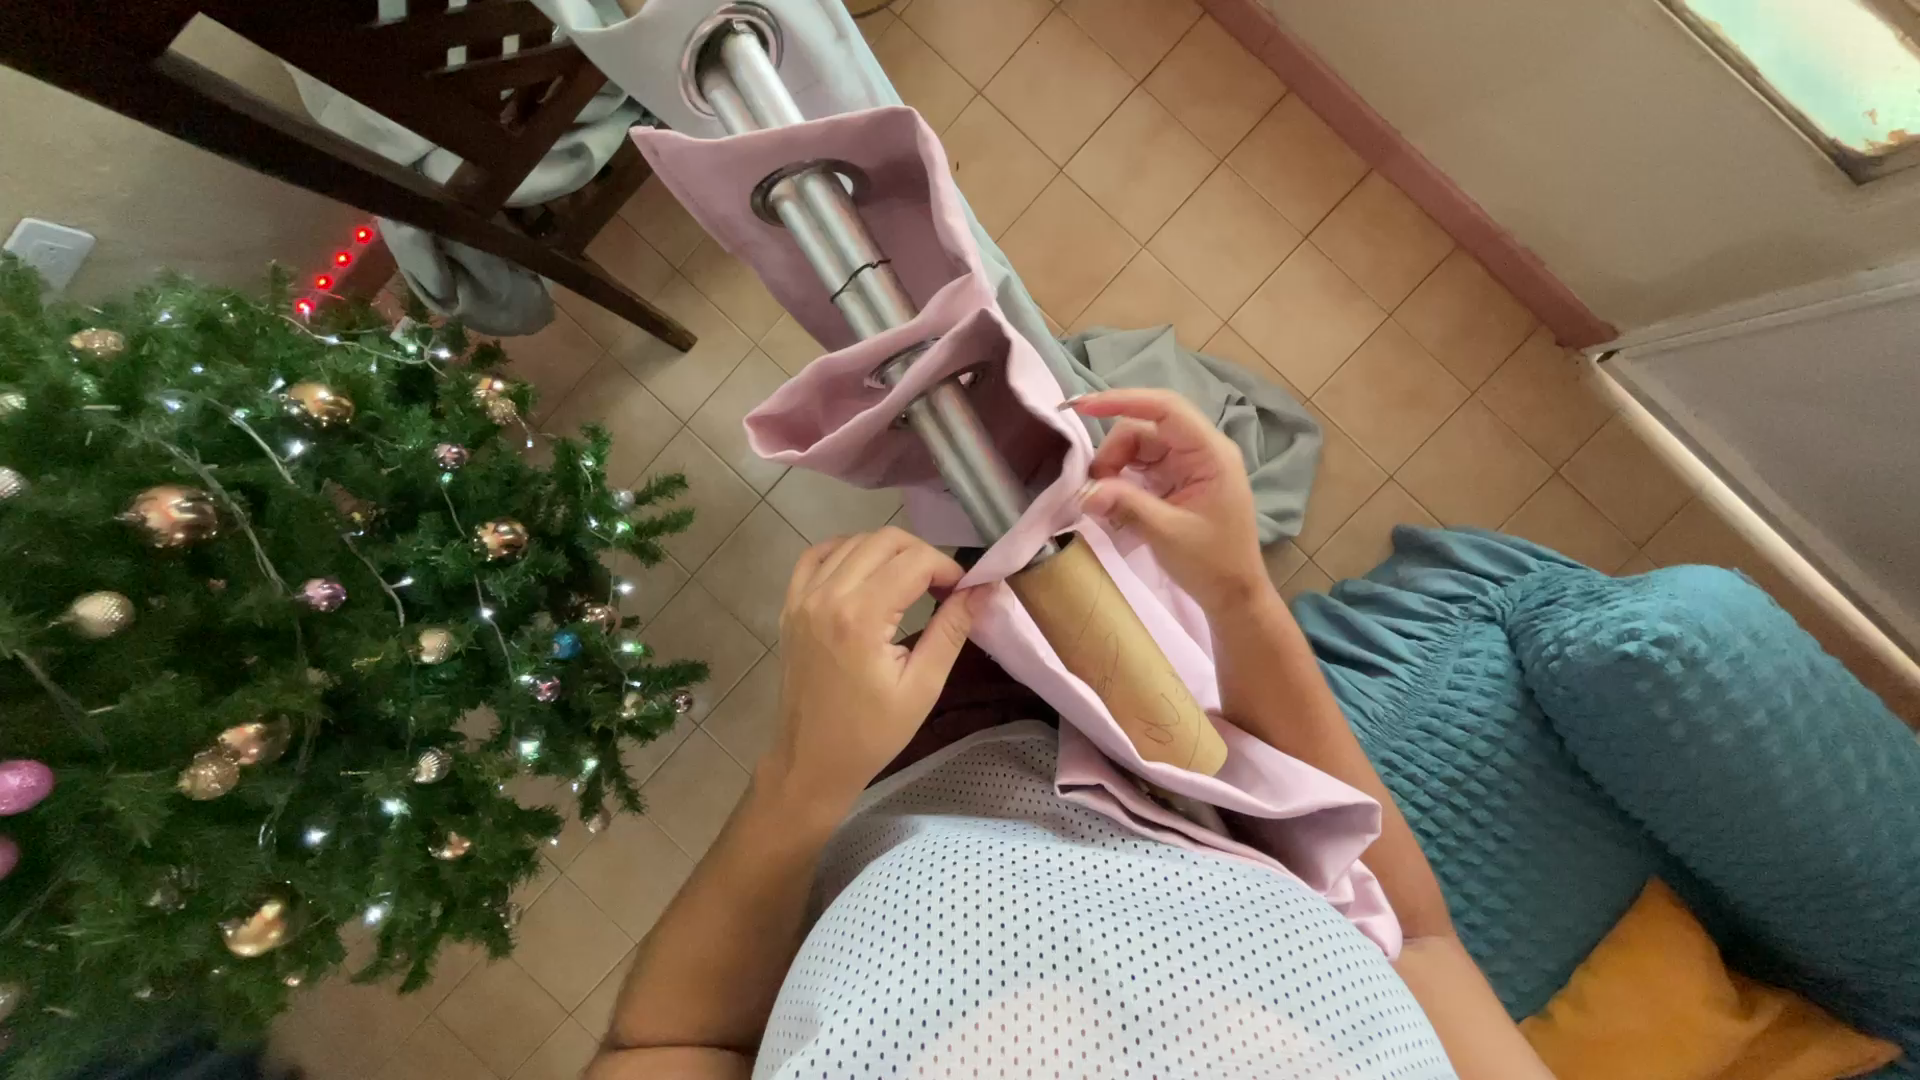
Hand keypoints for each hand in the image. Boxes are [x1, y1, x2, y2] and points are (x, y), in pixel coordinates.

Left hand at [765, 528, 978, 812]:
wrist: (812, 761)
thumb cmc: (872, 733)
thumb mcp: (923, 685)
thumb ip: (952, 629)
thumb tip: (984, 588)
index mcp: (861, 617)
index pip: (915, 561)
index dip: (947, 568)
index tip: (962, 592)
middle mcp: (827, 596)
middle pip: (885, 540)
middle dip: (922, 554)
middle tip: (941, 587)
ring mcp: (803, 598)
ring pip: (854, 541)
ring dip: (888, 552)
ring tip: (909, 584)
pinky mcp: (791, 605)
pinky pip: (816, 555)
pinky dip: (845, 552)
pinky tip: (866, 572)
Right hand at [1067, 388, 1270, 613]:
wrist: (1233, 594)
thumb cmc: (1212, 562)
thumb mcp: (1167, 533)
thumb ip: (1126, 505)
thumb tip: (1084, 491)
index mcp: (1210, 453)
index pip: (1165, 408)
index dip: (1123, 400)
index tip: (1083, 407)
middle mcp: (1200, 450)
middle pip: (1144, 428)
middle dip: (1113, 452)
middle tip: (1095, 488)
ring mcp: (1187, 465)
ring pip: (1137, 448)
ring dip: (1114, 468)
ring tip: (1103, 501)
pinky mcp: (1176, 481)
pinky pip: (1140, 467)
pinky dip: (1121, 481)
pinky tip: (1112, 503)